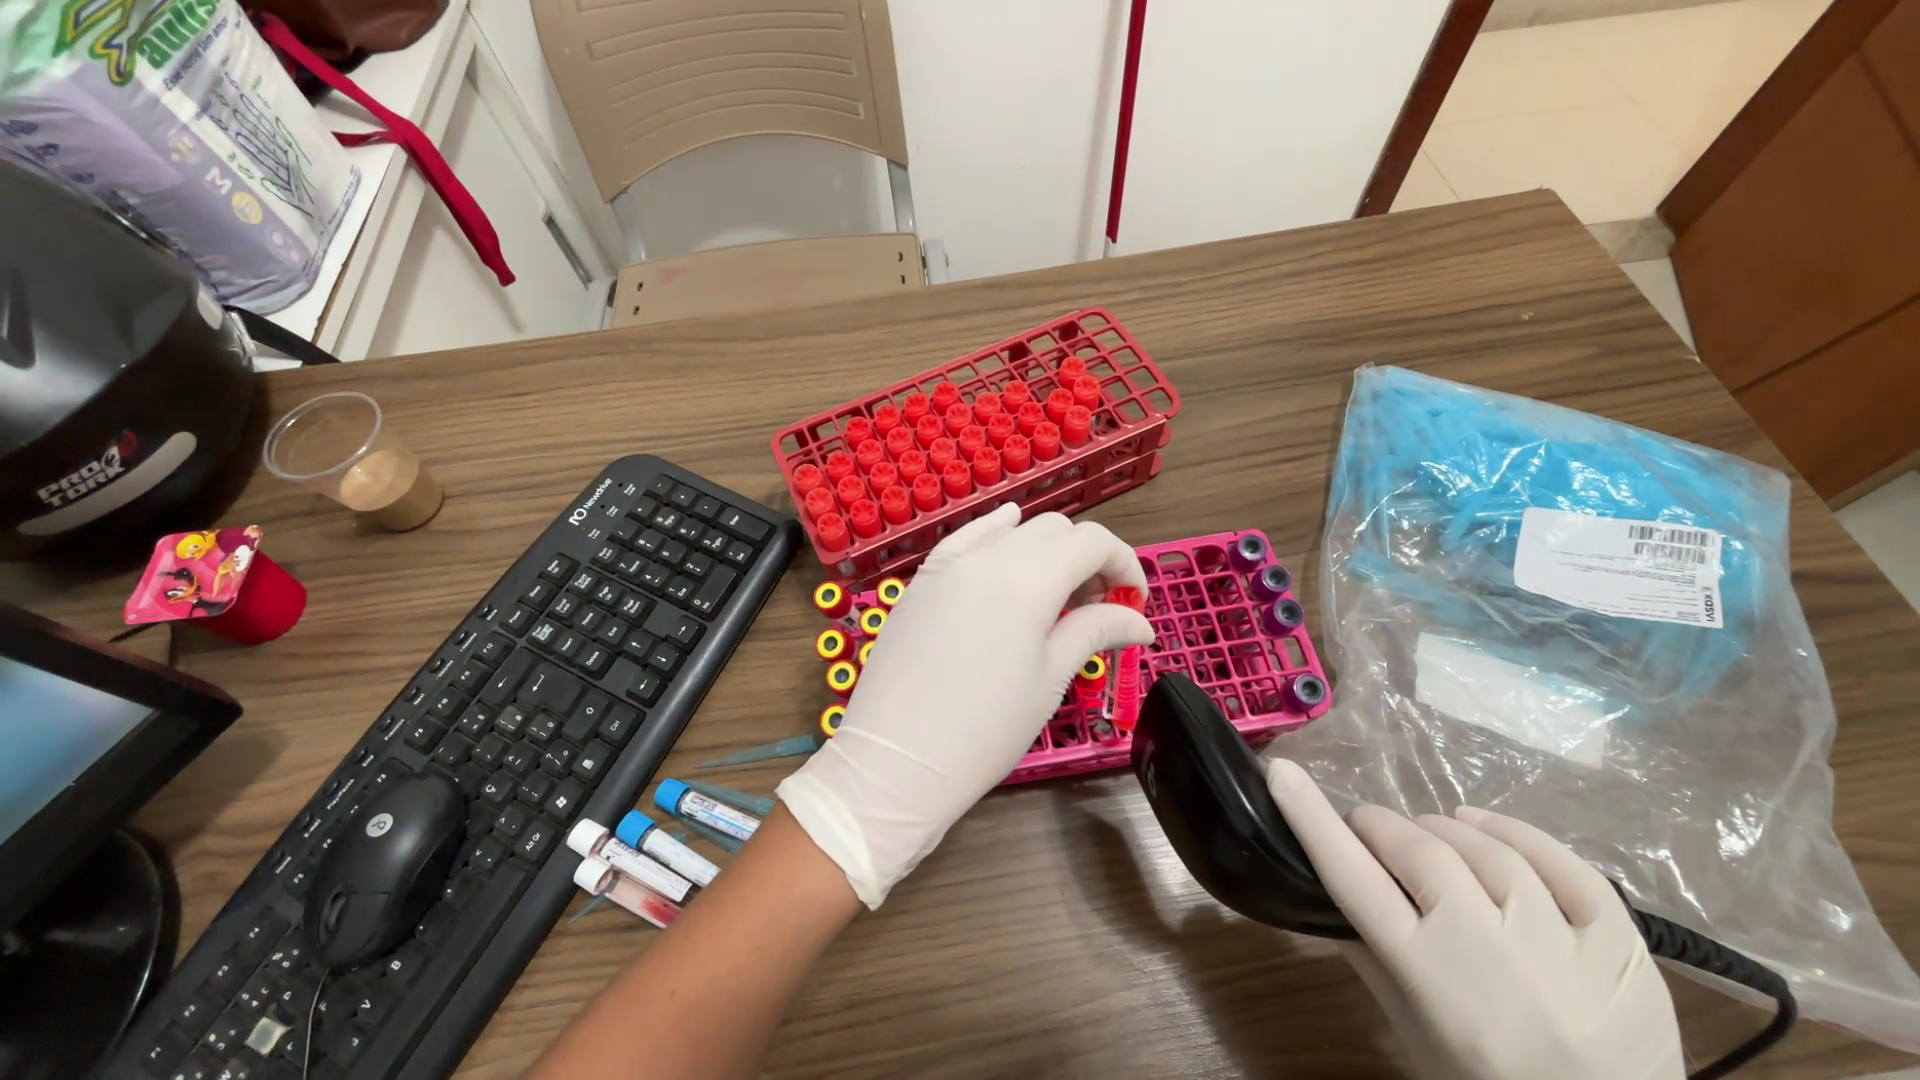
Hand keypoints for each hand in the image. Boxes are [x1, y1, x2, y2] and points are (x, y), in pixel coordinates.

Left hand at [778, 504, 1153, 907]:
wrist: (897, 759)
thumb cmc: (985, 728)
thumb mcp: (1050, 679)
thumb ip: (1095, 632)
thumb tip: (1140, 621)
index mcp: (1027, 578)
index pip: (1092, 541)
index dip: (1124, 563)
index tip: (1134, 602)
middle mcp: (988, 556)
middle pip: (1054, 531)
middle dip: (1088, 559)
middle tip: (1097, 608)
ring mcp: (949, 564)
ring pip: (1012, 531)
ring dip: (1045, 551)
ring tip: (1054, 596)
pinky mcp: (922, 580)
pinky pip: (967, 538)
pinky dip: (996, 534)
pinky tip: (1007, 542)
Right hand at [1264, 759, 1683, 1079]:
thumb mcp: (1415, 1036)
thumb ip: (1374, 961)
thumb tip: (1330, 894)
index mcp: (1429, 975)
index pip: (1353, 879)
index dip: (1312, 820)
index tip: (1283, 771)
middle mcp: (1489, 948)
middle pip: (1418, 851)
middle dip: (1380, 826)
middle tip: (1368, 829)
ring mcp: (1561, 942)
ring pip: (1486, 848)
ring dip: (1442, 829)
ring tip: (1427, 834)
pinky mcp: (1620, 943)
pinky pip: (1563, 863)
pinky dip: (1518, 833)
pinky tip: (1486, 827)